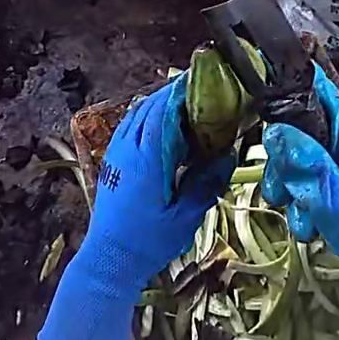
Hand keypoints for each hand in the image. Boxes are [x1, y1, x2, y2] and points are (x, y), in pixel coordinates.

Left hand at [39, 76, 233, 339]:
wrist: (109, 259)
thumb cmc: (148, 241)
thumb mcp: (185, 217)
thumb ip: (206, 184)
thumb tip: (228, 155)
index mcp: (146, 159)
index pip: (161, 113)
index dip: (179, 93)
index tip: (198, 80)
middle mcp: (127, 150)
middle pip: (146, 108)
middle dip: (170, 93)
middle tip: (196, 86)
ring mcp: (115, 155)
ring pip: (134, 115)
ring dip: (156, 103)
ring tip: (181, 100)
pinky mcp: (111, 163)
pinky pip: (127, 128)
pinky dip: (145, 117)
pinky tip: (160, 124)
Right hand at [262, 70, 338, 339]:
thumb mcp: (336, 202)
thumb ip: (306, 164)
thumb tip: (275, 130)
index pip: (323, 94)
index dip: (290, 104)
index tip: (267, 129)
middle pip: (314, 133)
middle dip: (289, 163)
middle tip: (278, 195)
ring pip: (319, 160)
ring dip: (301, 188)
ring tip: (300, 224)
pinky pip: (334, 179)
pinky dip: (318, 200)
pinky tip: (313, 228)